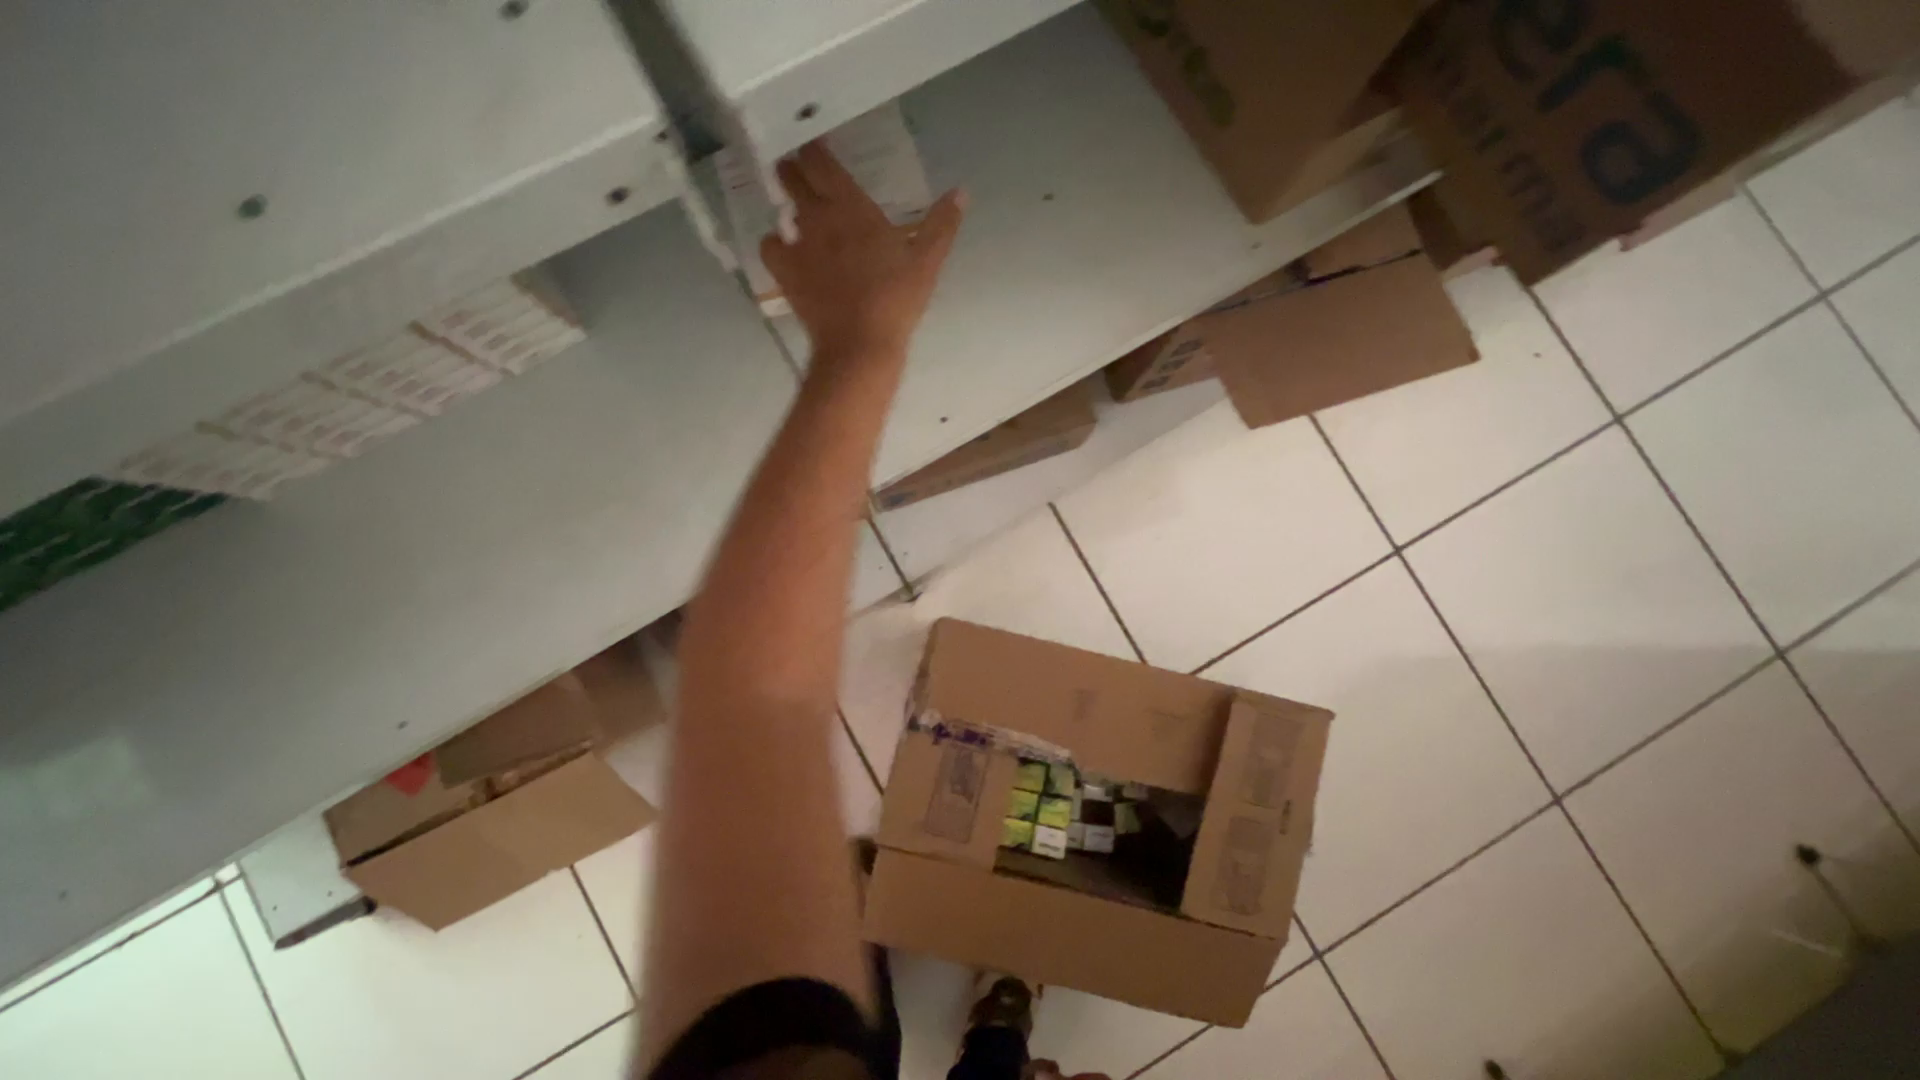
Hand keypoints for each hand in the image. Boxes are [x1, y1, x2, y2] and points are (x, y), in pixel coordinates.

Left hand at [761, 141, 965, 363]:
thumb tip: (961, 191)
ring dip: (787, 206)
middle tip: (795, 166)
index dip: (813, 149)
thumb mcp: (927, 261)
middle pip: (794, 179)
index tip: (812, 142)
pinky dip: (776, 244)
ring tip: (795, 210)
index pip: (822, 163)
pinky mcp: (785, 273)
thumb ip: (942, 223)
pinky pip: (770, 247)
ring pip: (782, 212)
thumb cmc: (896, 299)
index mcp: (852, 207)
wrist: (860, 343)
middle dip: (793, 169)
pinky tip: (786, 249)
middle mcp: (819, 218)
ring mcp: (798, 245)